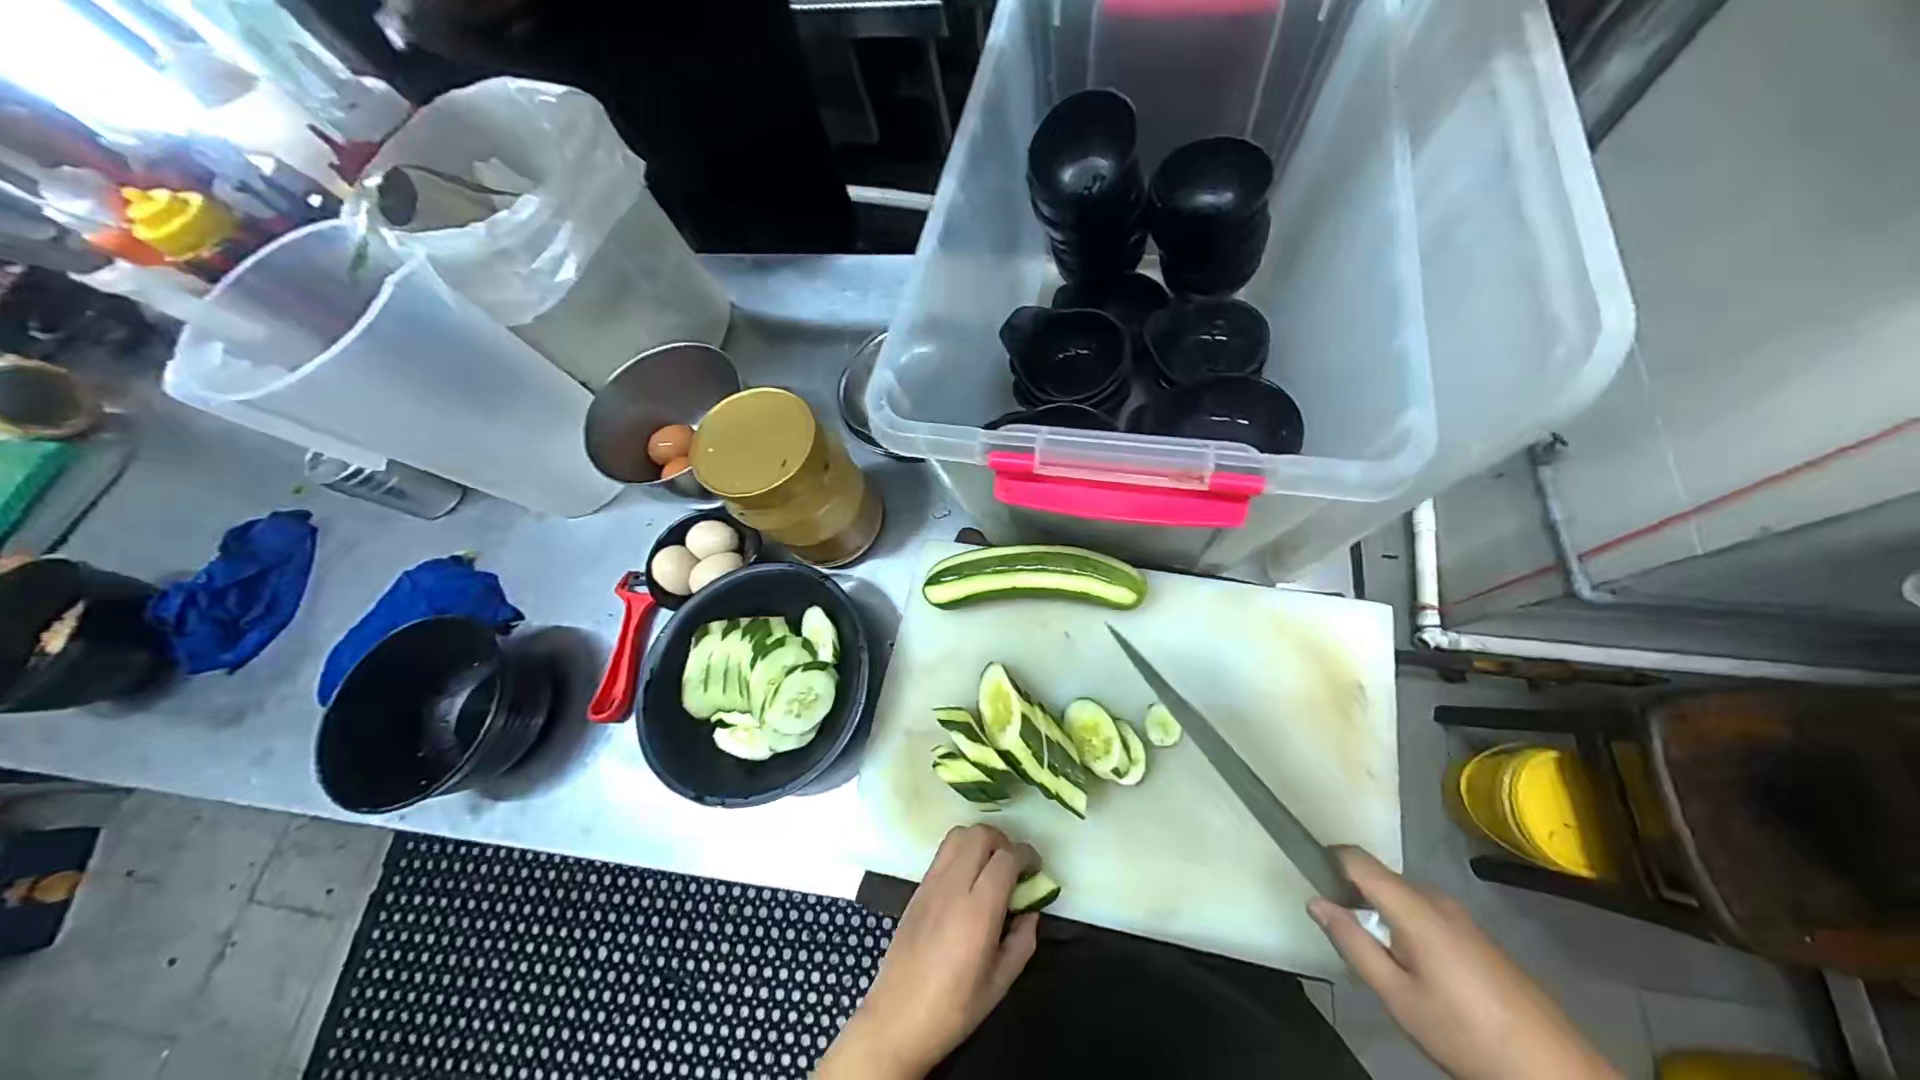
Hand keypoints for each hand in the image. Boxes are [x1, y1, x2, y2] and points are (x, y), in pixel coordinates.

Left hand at [815, 825, 1039, 1079]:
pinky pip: (942, 853)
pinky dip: (962, 852)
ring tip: (992, 867)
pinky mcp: (917, 889)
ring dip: (980, 841)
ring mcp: (930, 884)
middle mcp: (953, 887)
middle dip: (1004, 841)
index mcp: (977, 910)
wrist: (896, 1018)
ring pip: (957, 835)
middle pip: (980, 834)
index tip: (1036, 868)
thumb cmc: (953, 1008)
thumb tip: (1030, 912)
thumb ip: (1022, 942)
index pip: (1006, 858)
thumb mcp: (1000, 983)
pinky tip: (969, 880)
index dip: (1026, 855)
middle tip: (1015, 865)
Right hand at [1308, 847, 1622, 1079]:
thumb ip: (1353, 944)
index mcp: (1414, 908)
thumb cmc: (1464, 1032)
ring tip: (1381, 963)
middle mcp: (1438, 900)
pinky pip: (1427, 916)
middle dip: (1355, 897)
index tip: (1309, 878)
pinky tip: (1416, 973)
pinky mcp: (1479, 938)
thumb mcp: (1397, 996)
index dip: (1328, 859)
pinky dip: (1407, 930)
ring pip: (1404, 900)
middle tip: (1345, 939)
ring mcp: (1463, 918)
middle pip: (1380, 880)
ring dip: (1382, 917)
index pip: (1358, 859)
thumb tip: (1316, 902)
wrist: (1556, 1073)